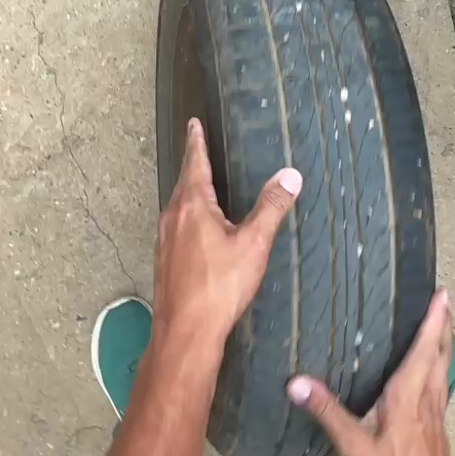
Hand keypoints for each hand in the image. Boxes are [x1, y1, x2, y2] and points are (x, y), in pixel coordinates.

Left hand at [151, 118, 300, 352]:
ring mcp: (165, 238)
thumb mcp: (253, 244)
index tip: (193, 124)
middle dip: (193, 162)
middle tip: (198, 146)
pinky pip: (176, 224)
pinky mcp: (165, 258)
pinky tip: (194, 227)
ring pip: (177, 203)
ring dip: (188, 189)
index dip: (196, 141)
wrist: (185, 331)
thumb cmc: (219, 287)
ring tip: (198, 182)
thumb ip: (271, 207)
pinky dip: (186, 213)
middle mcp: (173, 216)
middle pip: (184, 180)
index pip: (194, 162)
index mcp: (192, 205)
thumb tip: (290, 175)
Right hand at [288, 290, 454, 455]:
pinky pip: (440, 389)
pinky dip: (438, 369)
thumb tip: (298, 382)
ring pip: (443, 372)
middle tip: (445, 302)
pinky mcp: (438, 434)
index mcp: (409, 399)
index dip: (433, 321)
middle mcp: (427, 403)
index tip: (441, 295)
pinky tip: (430, 376)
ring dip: (444, 346)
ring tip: (442, 328)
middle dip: (443, 327)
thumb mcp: (356, 449)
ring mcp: (436, 419)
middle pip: (441, 356)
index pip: (424, 351)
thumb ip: (328, 413)